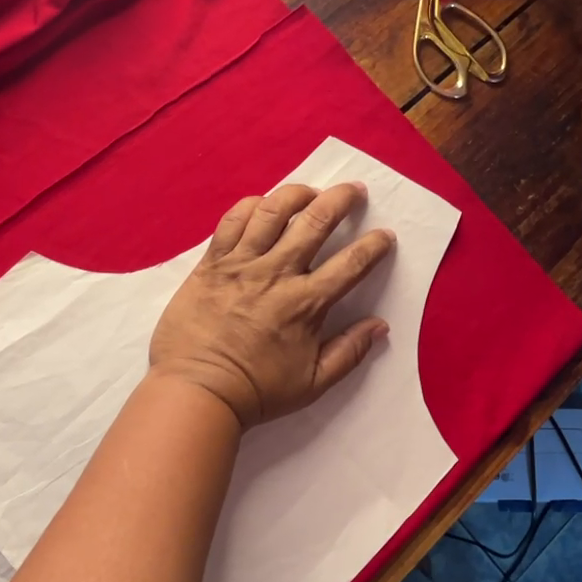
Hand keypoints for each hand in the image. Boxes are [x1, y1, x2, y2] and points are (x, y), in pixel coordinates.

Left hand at [150, 182, 396, 428]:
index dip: (374, 246)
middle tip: (355, 190)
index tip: (386, 235)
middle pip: (316, 221)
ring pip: (273, 211)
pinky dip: (251, 206)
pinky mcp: (212, 262)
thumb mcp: (313, 383)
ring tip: (311, 192)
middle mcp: (276, 273)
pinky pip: (232, 221)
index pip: (351, 264)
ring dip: (298, 194)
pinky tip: (263, 205)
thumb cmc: (256, 390)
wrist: (196, 391)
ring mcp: (241, 263)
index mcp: (306, 303)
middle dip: (341, 200)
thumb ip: (350, 351)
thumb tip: (381, 326)